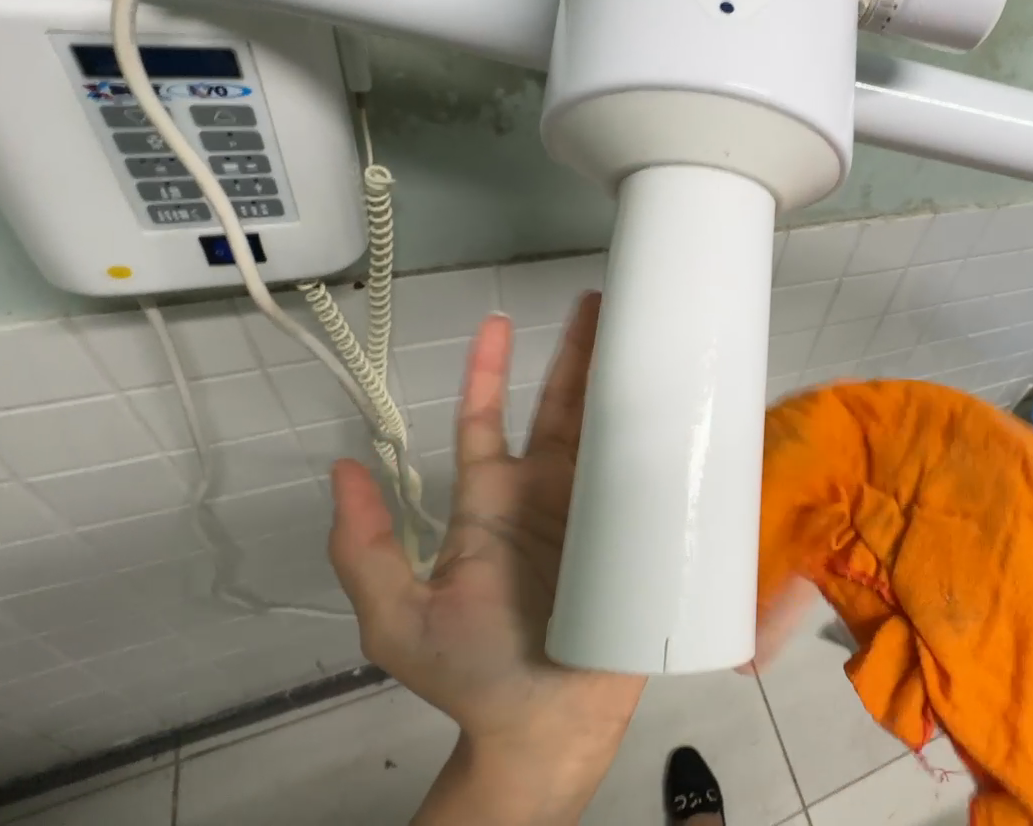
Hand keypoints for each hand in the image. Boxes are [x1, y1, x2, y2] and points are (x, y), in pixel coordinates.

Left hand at [328, 293, 642, 823]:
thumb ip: (362, 549)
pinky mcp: (640, 534)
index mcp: (495, 502)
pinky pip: (654, 479)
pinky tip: (690, 409)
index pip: (491, 421)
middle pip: (565, 410)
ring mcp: (600, 511)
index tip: (499, 321)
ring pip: (614, 433)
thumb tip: (343, 466)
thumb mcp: (397, 617)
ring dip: (628, 384)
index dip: (492, 371)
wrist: (540, 728)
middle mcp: (550, 495)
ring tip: (649, 335)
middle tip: (600, 304)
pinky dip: (670, 442)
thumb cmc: (469, 672)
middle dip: (580, 355)